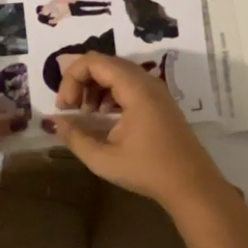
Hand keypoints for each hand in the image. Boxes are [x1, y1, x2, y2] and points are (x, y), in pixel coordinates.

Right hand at [47, 53, 222, 210]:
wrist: (193, 186)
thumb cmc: (148, 172)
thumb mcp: (103, 159)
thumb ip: (74, 136)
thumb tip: (54, 120)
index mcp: (136, 89)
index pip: (94, 62)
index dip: (71, 78)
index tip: (64, 107)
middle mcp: (147, 81)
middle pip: (104, 63)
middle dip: (80, 81)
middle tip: (70, 109)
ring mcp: (156, 89)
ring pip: (116, 72)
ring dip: (94, 87)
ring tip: (86, 114)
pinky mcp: (159, 101)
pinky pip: (129, 83)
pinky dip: (110, 93)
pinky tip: (105, 117)